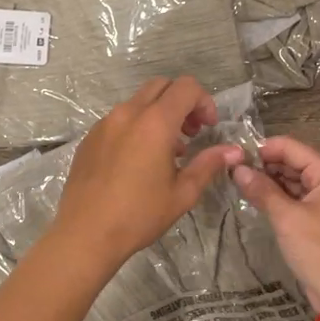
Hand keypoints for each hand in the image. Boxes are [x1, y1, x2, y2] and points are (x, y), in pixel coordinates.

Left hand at [48, 77, 243, 265]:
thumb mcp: (182, 193)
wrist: (85, 234)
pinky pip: (118, 119)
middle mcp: (127, 114)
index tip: (208, 129)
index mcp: (154, 123)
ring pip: (138, 102)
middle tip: (190, 134)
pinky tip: (138, 162)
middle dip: (182, 102)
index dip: (204, 101)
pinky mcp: (89, 138)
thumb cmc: (139, 215)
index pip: (186, 87)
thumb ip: (208, 164)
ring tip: (166, 152)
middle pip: (161, 86)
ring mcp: (104, 124)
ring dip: (158, 115)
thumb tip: (233, 151)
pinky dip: (136, 127)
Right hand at [232, 136, 319, 311]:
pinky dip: (277, 198)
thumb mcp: (287, 218)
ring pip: (291, 181)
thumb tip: (237, 169)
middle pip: (292, 162)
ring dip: (268, 183)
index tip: (233, 157)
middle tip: (231, 173)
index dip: (262, 149)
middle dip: (264, 166)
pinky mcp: (318, 218)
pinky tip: (254, 200)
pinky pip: (295, 199)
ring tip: (237, 185)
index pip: (291, 147)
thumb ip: (262, 190)